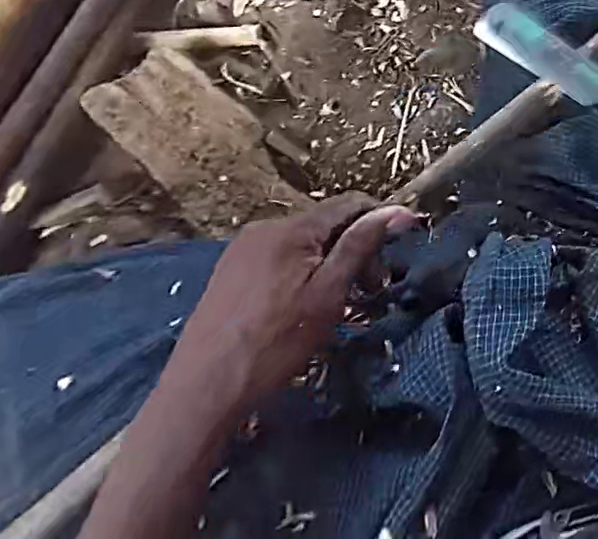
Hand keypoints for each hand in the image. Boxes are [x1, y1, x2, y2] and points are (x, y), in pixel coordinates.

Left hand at [162, 194, 418, 414]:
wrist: (200, 394)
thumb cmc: (274, 342)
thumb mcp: (329, 292)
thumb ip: (362, 244)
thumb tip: (398, 211)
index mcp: (291, 229)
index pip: (352, 203)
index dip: (381, 221)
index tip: (397, 253)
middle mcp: (265, 229)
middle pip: (329, 223)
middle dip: (358, 248)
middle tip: (371, 289)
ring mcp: (243, 250)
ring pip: (307, 241)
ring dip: (334, 261)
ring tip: (342, 299)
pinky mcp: (231, 272)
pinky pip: (283, 256)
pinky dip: (307, 271)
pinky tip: (308, 303)